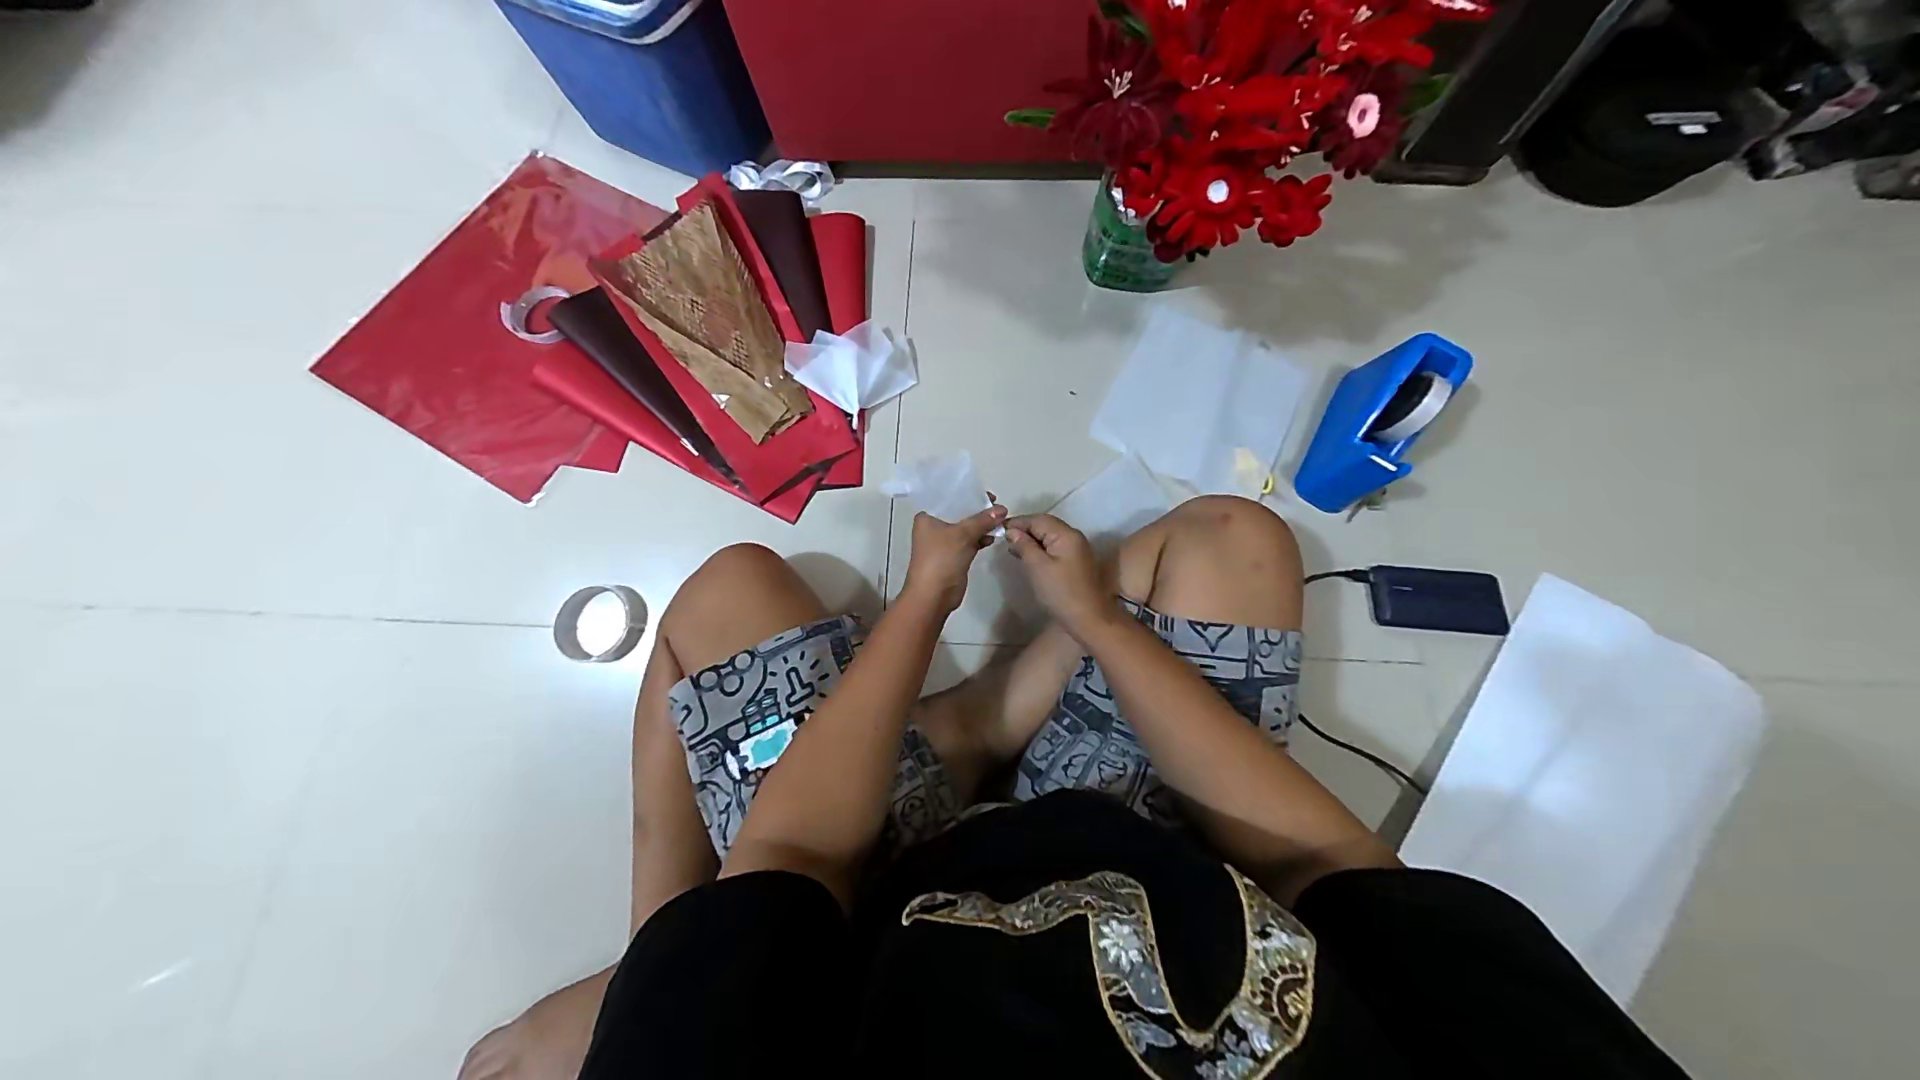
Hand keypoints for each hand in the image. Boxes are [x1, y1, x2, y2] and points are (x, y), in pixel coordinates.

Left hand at [900, 503, 1007, 614]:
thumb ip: (983, 520)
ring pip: (966, 528)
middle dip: (978, 510)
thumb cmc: (941, 558)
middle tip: (997, 505)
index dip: (967, 493)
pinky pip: (969, 541)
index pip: (948, 498)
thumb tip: (1003, 509)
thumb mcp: (962, 534)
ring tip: (1000, 520)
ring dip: (981, 525)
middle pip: (959, 512)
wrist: (933, 595)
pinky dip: (980, 538)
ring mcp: (944, 542)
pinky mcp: (954, 555)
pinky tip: (994, 536)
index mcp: (927, 517)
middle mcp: (934, 527)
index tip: (987, 493)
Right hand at [1004, 514, 1115, 638]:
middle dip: (1024, 529)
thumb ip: (1024, 545)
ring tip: (1012, 548)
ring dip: (1031, 539)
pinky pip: (1054, 548)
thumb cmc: (1060, 592)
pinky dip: (1040, 549)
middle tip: (1003, 538)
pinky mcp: (1075, 562)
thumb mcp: (1037, 567)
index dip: (1018, 522)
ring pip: (1049, 537)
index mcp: (1066, 534)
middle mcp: (1074, 537)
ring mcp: (1076, 550)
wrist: (1088, 619)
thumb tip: (1012, 531)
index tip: (999, 529)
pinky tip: (1027, 557)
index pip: (1038, 519)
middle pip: (1045, 525)